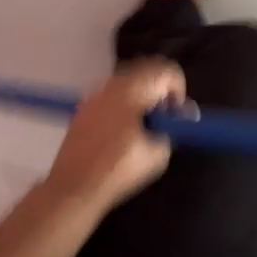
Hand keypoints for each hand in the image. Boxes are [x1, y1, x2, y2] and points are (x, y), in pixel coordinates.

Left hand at [41, 60, 182, 213]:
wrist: (73, 186)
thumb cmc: (119, 169)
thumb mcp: (158, 153)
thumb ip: (173, 128)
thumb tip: (183, 113)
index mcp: (133, 90)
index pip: (167, 71)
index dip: (179, 90)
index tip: (177, 114)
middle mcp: (113, 83)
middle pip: (147, 70)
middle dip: (161, 90)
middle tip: (164, 118)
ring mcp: (95, 93)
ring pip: (128, 80)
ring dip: (142, 95)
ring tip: (144, 125)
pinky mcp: (83, 106)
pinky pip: (111, 93)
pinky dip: (124, 102)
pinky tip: (123, 129)